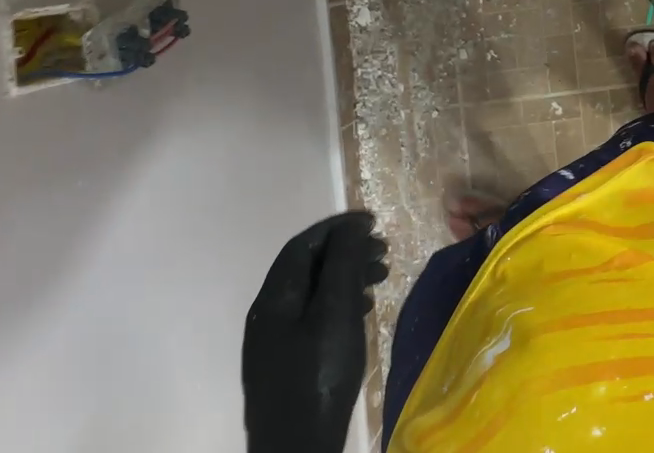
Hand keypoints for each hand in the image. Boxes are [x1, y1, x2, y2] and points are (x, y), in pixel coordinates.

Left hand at [243, 211, 388, 452]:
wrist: (297, 448)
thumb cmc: (319, 374)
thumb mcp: (335, 312)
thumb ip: (342, 264)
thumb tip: (350, 227)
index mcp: (274, 299)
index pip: (304, 244)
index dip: (338, 227)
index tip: (374, 222)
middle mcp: (269, 315)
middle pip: (309, 266)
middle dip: (346, 250)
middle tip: (383, 250)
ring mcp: (277, 341)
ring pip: (315, 290)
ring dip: (347, 275)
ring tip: (381, 277)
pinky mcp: (289, 362)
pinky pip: (316, 315)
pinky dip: (342, 301)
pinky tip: (362, 310)